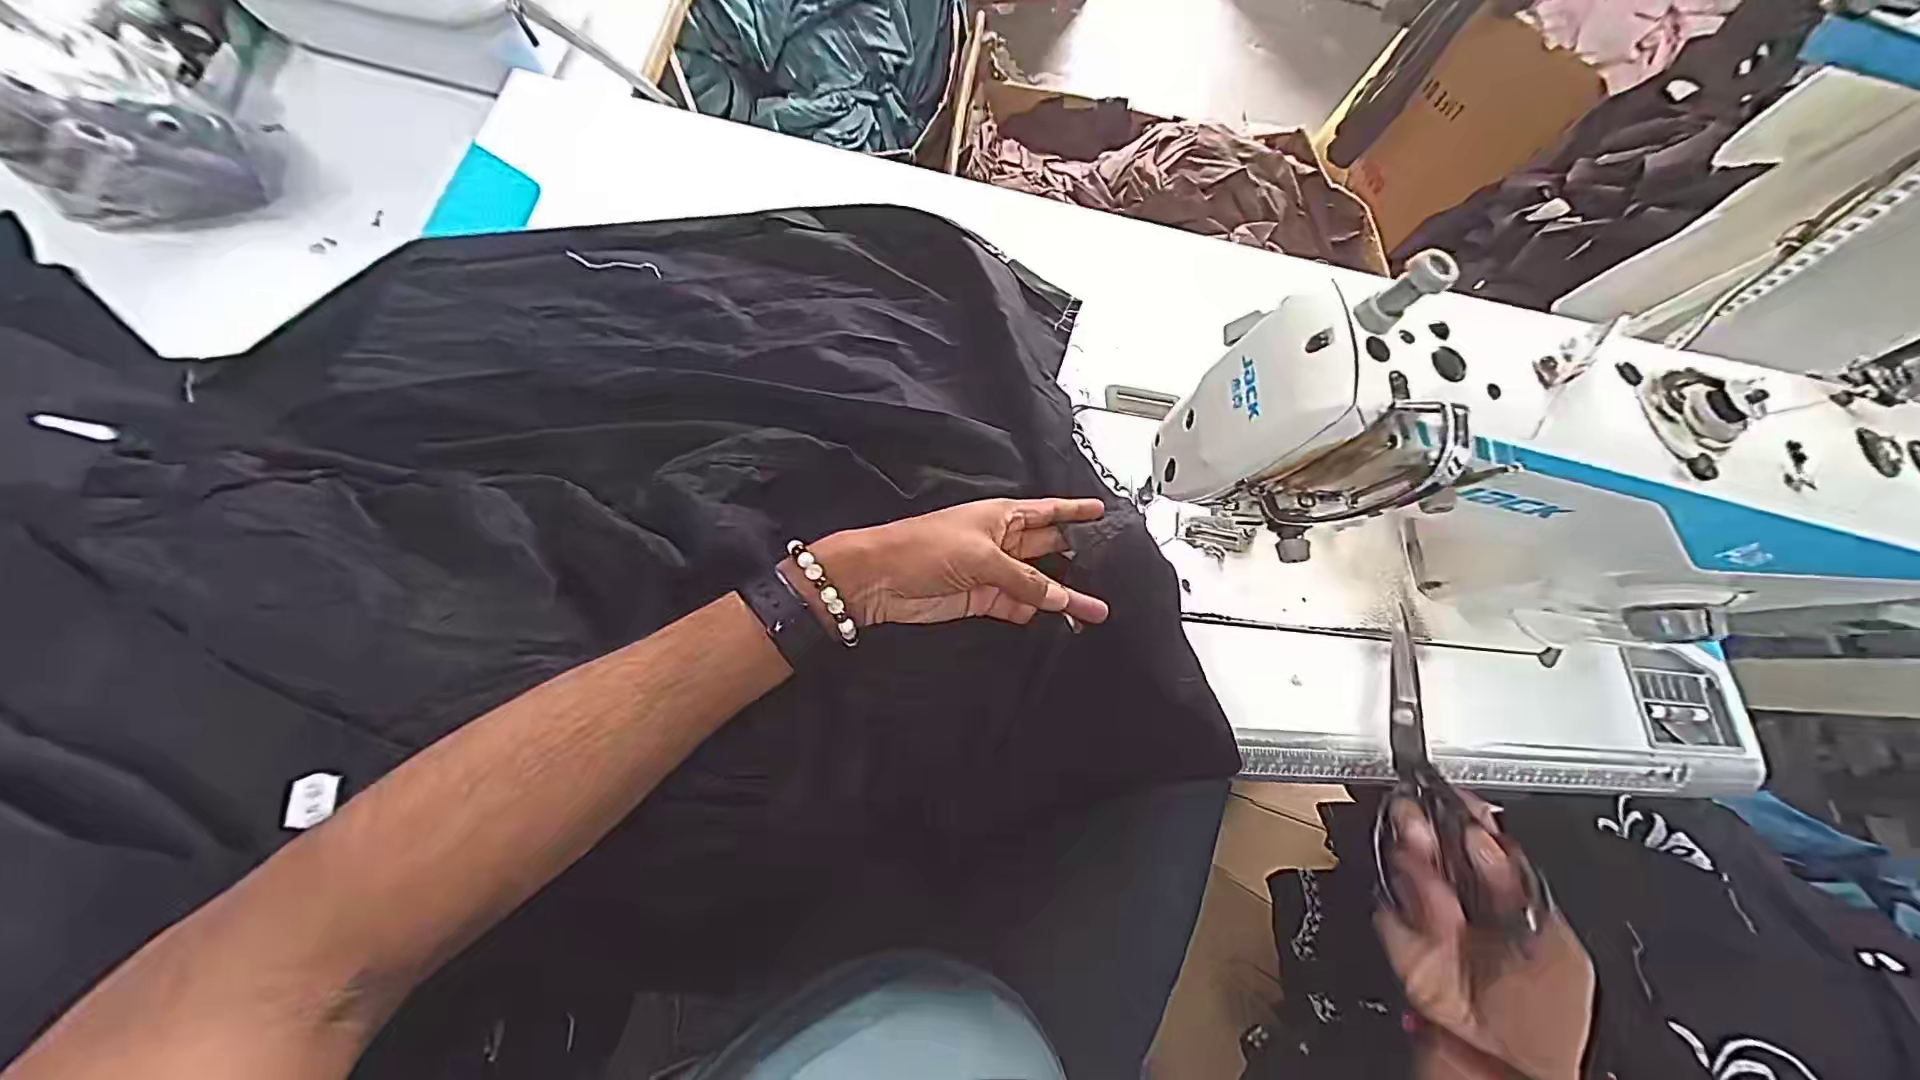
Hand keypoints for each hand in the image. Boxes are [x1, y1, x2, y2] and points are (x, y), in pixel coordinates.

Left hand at [787, 498, 1111, 627]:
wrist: (880, 579)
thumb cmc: (921, 546)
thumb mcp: (984, 556)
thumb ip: (1026, 580)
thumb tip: (1061, 598)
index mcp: (1003, 516)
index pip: (1049, 510)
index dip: (1075, 511)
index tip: (1101, 511)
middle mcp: (1000, 541)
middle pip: (1048, 548)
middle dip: (1077, 558)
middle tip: (1108, 569)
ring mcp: (992, 571)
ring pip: (1037, 584)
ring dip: (1061, 596)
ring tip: (1093, 609)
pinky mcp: (982, 598)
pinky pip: (1018, 605)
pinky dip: (1035, 613)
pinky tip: (1055, 619)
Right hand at [1376, 793, 1593, 1079]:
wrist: (1504, 1055)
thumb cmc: (1543, 1009)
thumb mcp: (1553, 940)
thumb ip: (1516, 883)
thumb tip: (1484, 835)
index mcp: (1501, 888)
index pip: (1474, 835)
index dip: (1463, 813)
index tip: (1454, 796)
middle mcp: (1460, 892)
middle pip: (1433, 840)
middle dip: (1426, 824)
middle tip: (1424, 815)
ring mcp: (1426, 908)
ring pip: (1407, 861)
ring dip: (1414, 853)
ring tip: (1421, 847)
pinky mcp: (1397, 927)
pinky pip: (1391, 901)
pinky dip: (1409, 903)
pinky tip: (1431, 910)